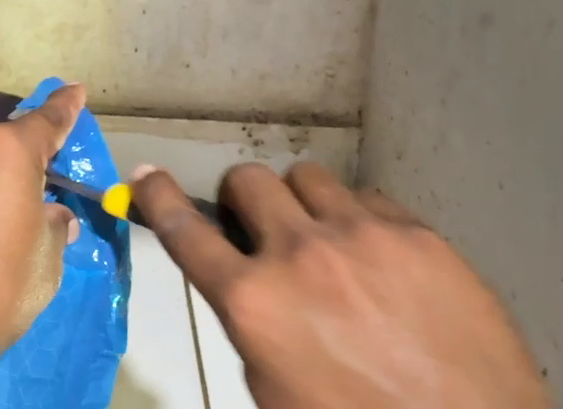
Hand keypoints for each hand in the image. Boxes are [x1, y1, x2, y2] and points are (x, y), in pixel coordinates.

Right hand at [133, 162, 548, 408]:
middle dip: (245, 201)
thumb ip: (251, 325)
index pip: (185, 230)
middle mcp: (299, 254)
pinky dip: (361, 220)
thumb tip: (246, 281)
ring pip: (306, 176)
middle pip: (246, 180)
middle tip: (263, 229)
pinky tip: (382, 260)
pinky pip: (368, 197)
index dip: (157, 197)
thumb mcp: (276, 393)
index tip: (147, 176)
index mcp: (254, 302)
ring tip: (330, 241)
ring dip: (303, 205)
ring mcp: (361, 235)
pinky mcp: (416, 233)